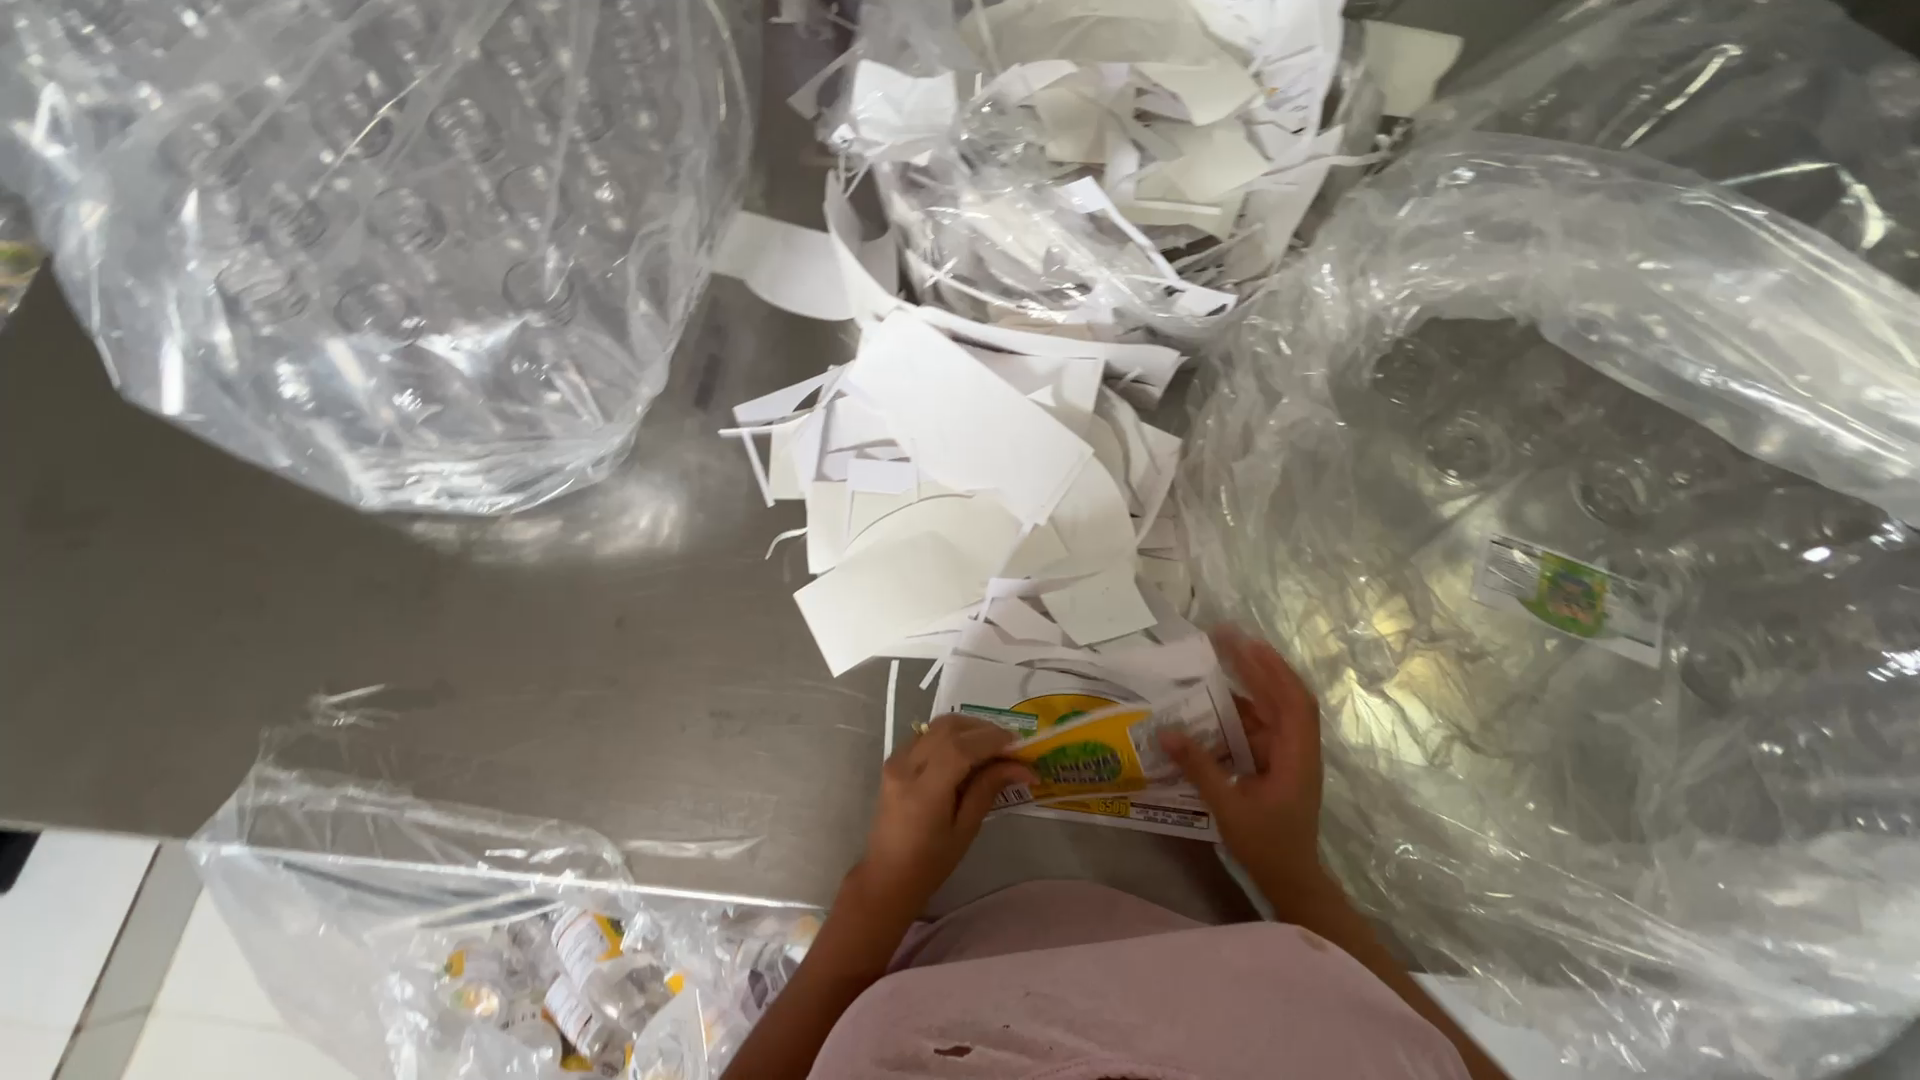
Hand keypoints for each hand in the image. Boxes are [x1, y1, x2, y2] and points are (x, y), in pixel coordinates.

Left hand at [851, 714, 1033, 916]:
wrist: (887, 874)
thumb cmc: (930, 862)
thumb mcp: (965, 830)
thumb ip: (988, 789)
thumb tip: (1021, 766)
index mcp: (923, 791)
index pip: (960, 749)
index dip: (992, 740)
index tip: (1019, 745)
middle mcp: (905, 767)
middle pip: (948, 728)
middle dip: (982, 729)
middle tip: (1009, 744)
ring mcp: (895, 760)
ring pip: (936, 726)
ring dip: (967, 728)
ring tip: (992, 745)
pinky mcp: (894, 760)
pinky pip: (926, 735)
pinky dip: (951, 734)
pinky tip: (967, 750)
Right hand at [1161, 627, 1333, 901]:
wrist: (1291, 879)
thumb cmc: (1266, 845)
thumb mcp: (1229, 806)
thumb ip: (1200, 767)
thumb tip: (1167, 731)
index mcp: (1296, 755)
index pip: (1292, 700)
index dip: (1271, 668)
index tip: (1246, 642)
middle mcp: (1297, 748)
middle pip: (1284, 695)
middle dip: (1258, 663)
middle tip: (1225, 635)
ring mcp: (1289, 755)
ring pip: (1271, 709)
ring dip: (1249, 683)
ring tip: (1218, 658)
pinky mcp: (1277, 764)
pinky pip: (1259, 727)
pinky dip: (1240, 710)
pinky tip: (1215, 703)